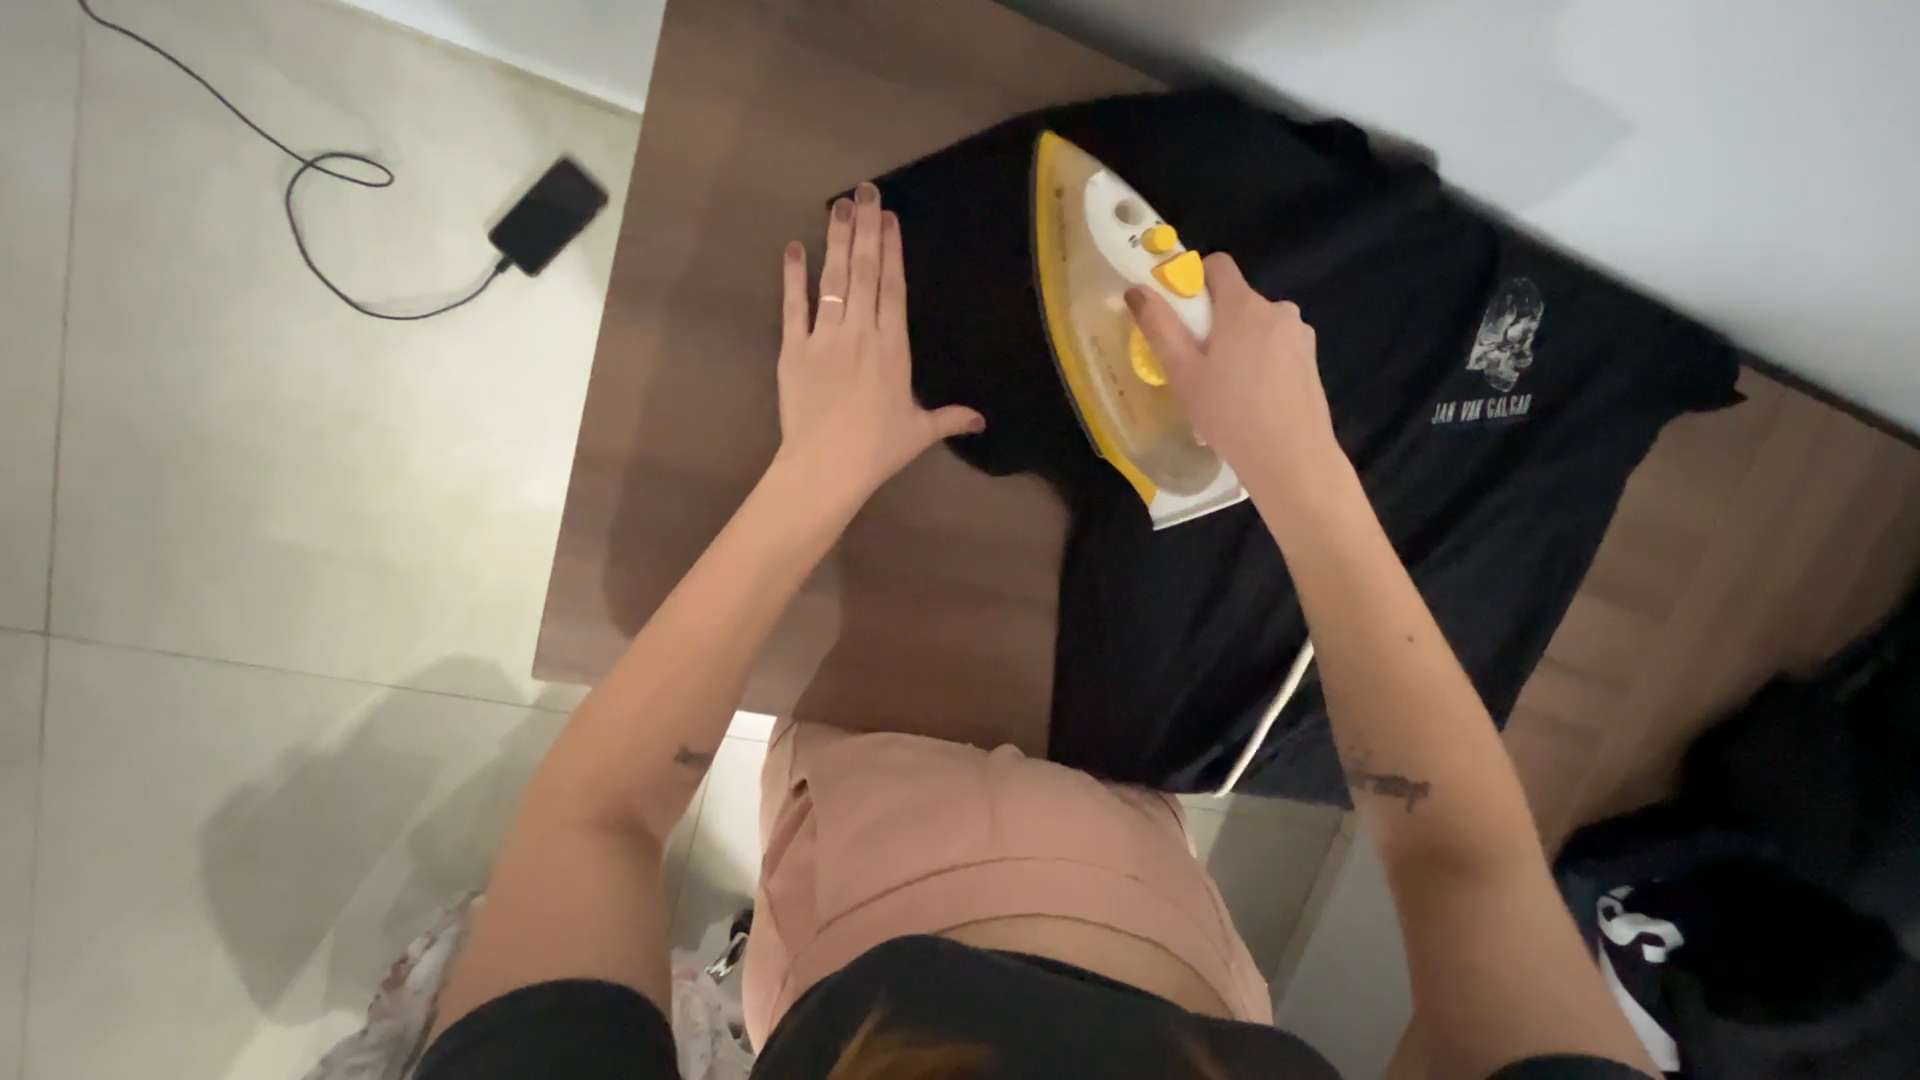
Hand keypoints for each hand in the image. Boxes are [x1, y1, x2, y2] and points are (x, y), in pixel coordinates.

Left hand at [771, 182, 984, 515]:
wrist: (825, 466)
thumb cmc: (877, 450)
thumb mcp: (919, 432)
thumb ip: (950, 418)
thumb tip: (981, 420)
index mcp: (893, 347)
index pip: (892, 288)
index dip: (891, 249)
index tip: (889, 217)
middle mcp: (860, 332)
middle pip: (864, 271)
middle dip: (864, 228)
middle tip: (862, 190)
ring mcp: (824, 337)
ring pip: (832, 278)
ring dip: (835, 240)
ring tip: (837, 205)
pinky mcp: (793, 349)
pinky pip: (793, 305)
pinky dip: (793, 276)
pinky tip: (794, 248)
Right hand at [1127, 253, 1338, 490]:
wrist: (1291, 457)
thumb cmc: (1229, 412)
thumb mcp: (1183, 372)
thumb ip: (1159, 326)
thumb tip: (1135, 289)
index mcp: (1243, 306)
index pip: (1217, 265)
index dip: (1193, 281)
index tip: (1180, 315)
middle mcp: (1277, 310)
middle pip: (1236, 303)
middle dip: (1213, 328)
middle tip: (1194, 372)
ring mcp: (1300, 336)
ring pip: (1255, 332)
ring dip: (1235, 353)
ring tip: (1219, 400)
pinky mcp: (1311, 362)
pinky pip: (1274, 355)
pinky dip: (1256, 371)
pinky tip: (1245, 410)